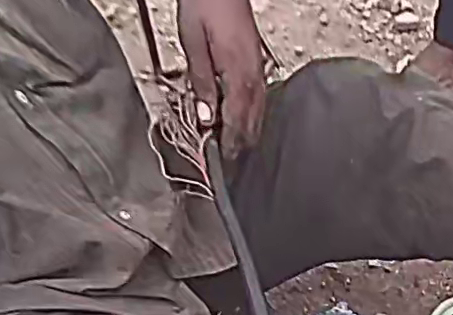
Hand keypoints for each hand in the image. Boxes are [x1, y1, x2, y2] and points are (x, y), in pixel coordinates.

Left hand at [178, 0, 266, 159]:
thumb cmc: (206, 3)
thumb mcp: (193, 41)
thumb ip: (201, 83)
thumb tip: (206, 118)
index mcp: (239, 79)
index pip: (235, 125)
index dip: (227, 146)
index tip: (220, 161)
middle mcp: (255, 83)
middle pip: (250, 128)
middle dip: (237, 146)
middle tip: (225, 162)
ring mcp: (260, 78)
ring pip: (257, 120)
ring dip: (244, 135)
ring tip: (231, 148)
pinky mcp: (259, 72)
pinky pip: (259, 106)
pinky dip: (249, 120)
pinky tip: (240, 124)